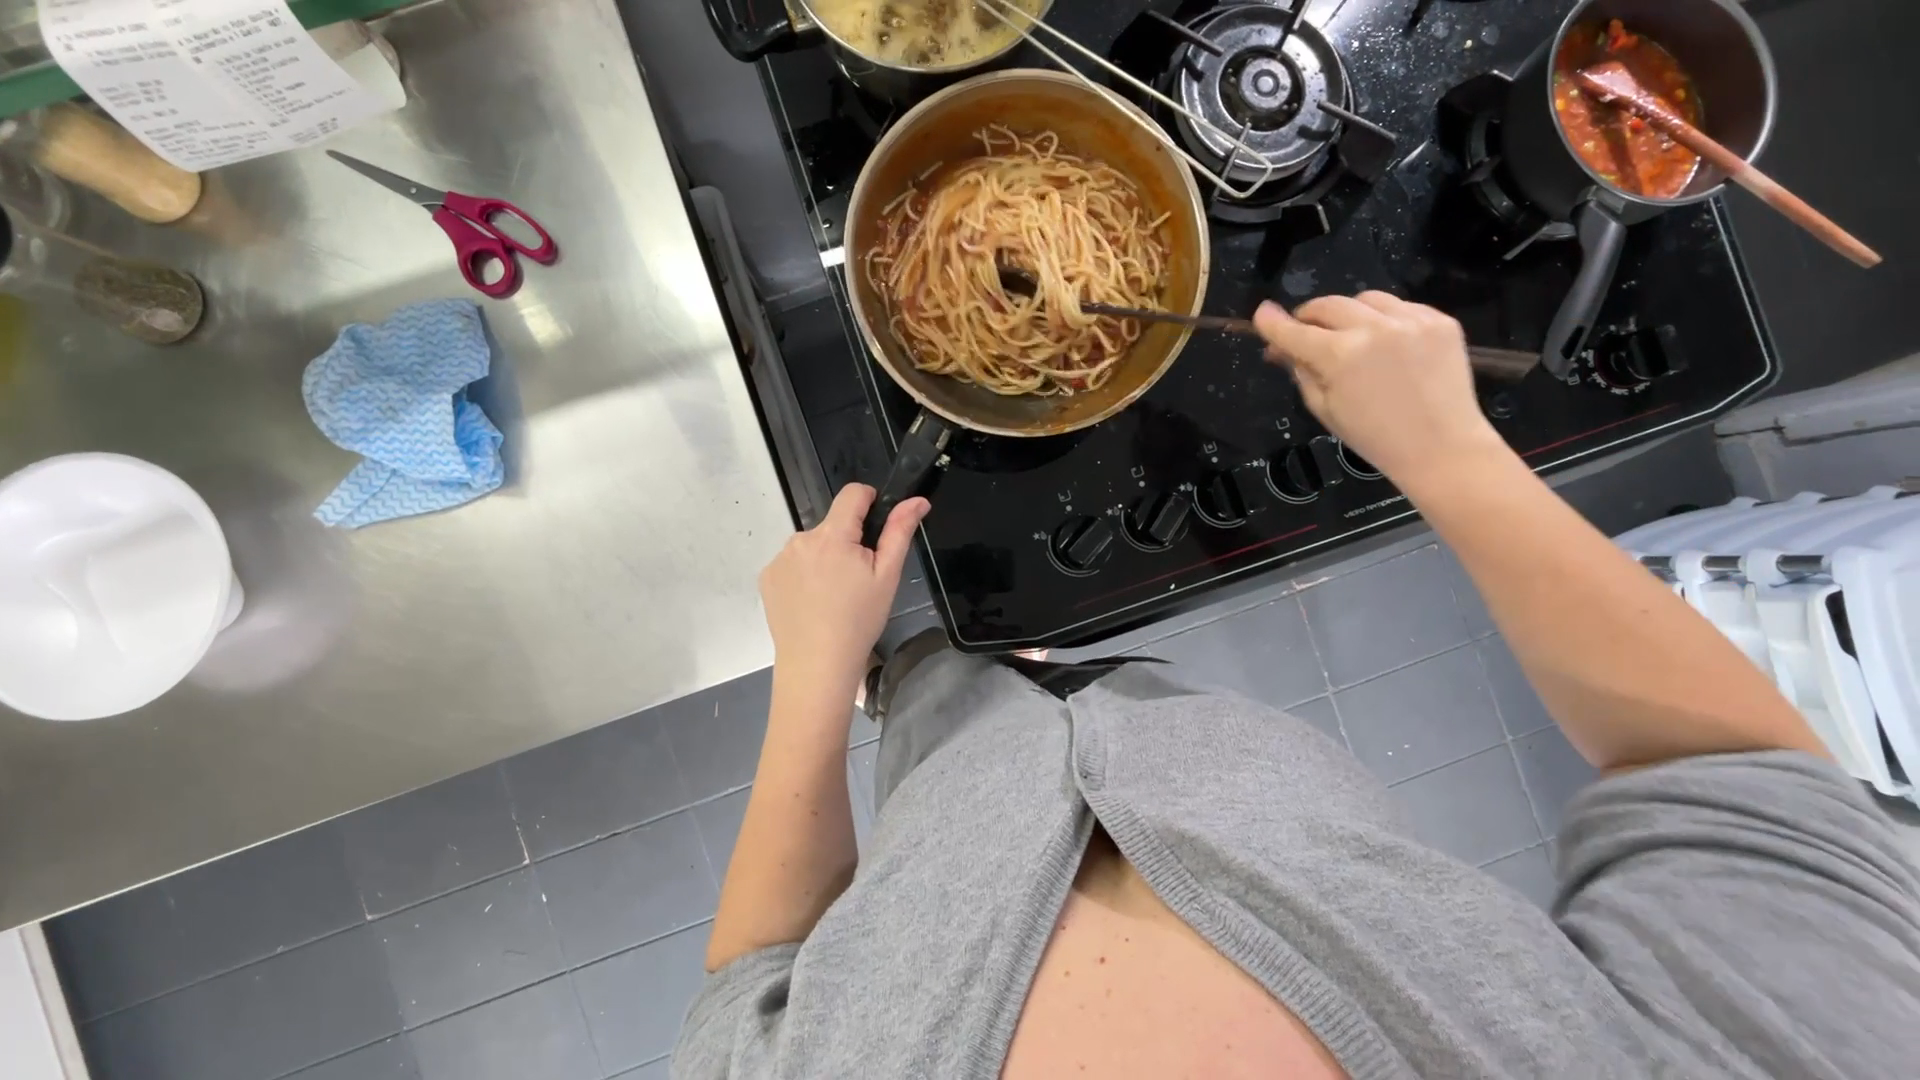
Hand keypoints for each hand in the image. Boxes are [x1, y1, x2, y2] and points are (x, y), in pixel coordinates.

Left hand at [760, 484, 929, 695]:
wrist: (817, 665)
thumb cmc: (859, 621)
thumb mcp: (887, 576)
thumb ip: (900, 531)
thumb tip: (917, 500)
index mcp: (833, 535)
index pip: (852, 493)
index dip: (869, 502)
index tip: (875, 529)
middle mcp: (800, 539)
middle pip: (832, 524)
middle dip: (847, 542)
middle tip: (857, 580)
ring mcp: (780, 559)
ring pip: (812, 545)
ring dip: (824, 558)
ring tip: (834, 596)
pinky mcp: (767, 578)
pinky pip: (792, 564)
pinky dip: (804, 575)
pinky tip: (812, 603)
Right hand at [1253, 292, 1504, 483]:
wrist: (1441, 447)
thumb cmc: (1374, 437)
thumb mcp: (1324, 409)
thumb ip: (1301, 372)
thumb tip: (1282, 348)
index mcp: (1340, 355)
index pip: (1295, 331)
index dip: (1273, 322)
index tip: (1261, 313)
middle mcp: (1374, 328)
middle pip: (1328, 305)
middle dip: (1309, 316)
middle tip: (1304, 332)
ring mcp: (1411, 320)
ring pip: (1365, 299)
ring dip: (1348, 314)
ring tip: (1350, 336)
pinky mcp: (1440, 320)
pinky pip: (1400, 306)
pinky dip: (1384, 319)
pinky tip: (1386, 343)